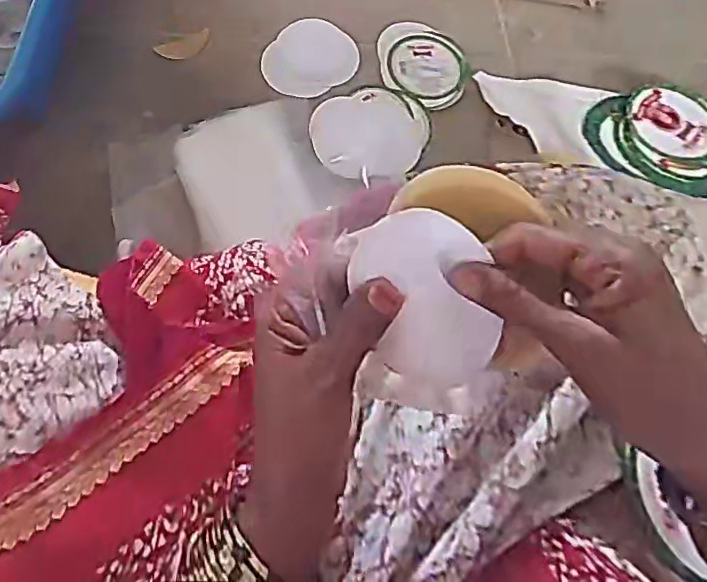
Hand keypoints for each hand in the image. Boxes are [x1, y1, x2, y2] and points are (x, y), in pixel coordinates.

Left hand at [238, 255, 400, 580]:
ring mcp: (319, 332)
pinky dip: (385, 309)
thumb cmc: (299, 439)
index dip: (354, 228)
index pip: (320, 253)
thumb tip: (389, 282)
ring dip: (384, 275)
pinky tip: (416, 300)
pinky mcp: (339, 353)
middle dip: (375, 247)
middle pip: (339, 267)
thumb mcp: (326, 376)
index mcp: (280, 305)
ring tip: (425, 255)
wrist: (296, 502)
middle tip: (421, 226)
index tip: (392, 204)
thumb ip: (355, 326)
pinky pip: (363, 319)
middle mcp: (297, 310)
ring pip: (354, 291)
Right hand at [448, 224, 706, 508]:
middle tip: (474, 302)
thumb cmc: (649, 397)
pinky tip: (525, 319)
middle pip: (544, 246)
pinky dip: (544, 298)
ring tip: (494, 314)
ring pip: (553, 263)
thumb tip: (460, 271)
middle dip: (507, 271)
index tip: (458, 280)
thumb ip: (516, 303)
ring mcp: (623, 271)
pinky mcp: (621, 291)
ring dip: (523, 286)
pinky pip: (569, 280)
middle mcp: (620, 251)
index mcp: (617, 256)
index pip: (536, 237)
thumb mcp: (577, 348)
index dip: (493, 254)